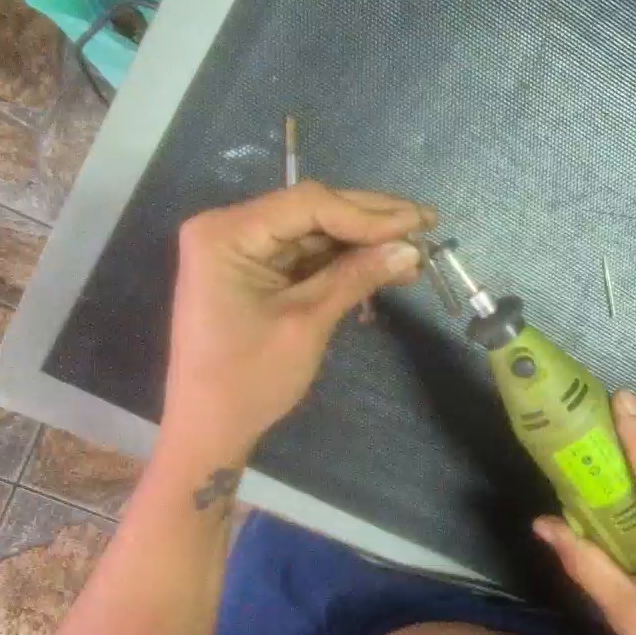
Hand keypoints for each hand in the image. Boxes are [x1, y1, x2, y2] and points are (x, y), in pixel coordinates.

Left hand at [162, 182, 435, 456]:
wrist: (208, 430)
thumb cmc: (248, 380)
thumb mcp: (306, 323)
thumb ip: (355, 277)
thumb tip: (412, 250)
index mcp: (227, 233)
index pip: (309, 204)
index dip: (368, 214)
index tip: (419, 225)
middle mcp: (231, 229)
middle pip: (313, 210)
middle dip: (371, 221)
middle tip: (427, 223)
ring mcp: (244, 250)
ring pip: (316, 231)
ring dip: (364, 242)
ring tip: (416, 251)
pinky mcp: (257, 272)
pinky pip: (308, 256)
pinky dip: (346, 262)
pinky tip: (386, 267)